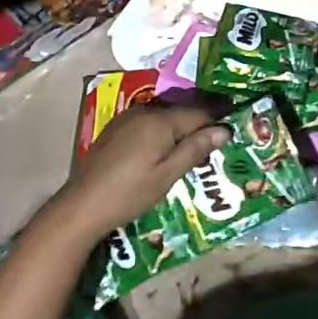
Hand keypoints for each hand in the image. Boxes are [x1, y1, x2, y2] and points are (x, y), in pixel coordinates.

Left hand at [50, 106, 228, 243]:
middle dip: (200, 124)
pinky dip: (161, 133)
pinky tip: (165, 150)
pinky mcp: (115, 130)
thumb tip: (225, 129)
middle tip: (219, 140)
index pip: (199, 113)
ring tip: (195, 147)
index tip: (236, 124)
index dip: (219, 119)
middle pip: (181, 113)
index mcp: (160, 121)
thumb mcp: (168, 175)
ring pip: (164, 118)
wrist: (81, 206)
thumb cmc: (130, 193)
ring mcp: (126, 119)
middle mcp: (143, 112)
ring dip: (180, 129)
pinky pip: (148, 124)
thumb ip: (196, 149)